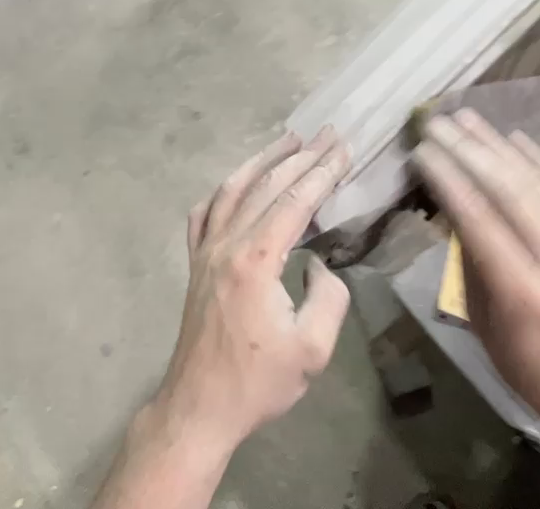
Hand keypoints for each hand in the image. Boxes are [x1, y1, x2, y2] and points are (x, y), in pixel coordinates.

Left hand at [150, 128, 353, 453]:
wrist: (199, 405)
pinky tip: (237, 181)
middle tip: (327, 133)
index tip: (344, 149)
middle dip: (301, 156)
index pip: (294, 201)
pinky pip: (205, 212)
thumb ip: (328, 298)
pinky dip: (225, 189)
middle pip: (265, 186)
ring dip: (262, 160)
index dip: (322, 173)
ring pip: (233, 189)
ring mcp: (205, 250)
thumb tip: (319, 264)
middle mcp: (226, 243)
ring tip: (289, 139)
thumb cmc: (258, 383)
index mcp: (254, 259)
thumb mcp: (312, 350)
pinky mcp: (195, 263)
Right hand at [412, 109, 539, 440]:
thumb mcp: (485, 325)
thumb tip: (452, 210)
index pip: (477, 219)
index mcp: (521, 291)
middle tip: (437, 123)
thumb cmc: (533, 372)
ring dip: (499, 147)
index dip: (446, 179)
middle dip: (467, 151)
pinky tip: (517, 139)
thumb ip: (471, 264)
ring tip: (469, 119)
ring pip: (539, 184)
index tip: (421, 150)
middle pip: (508, 192)